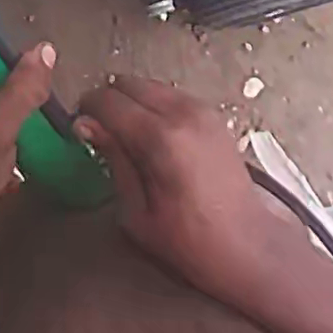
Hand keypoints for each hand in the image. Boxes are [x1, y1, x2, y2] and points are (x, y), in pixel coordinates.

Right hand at [77, 76, 320, 312]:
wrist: (252, 249)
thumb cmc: (190, 243)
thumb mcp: (137, 212)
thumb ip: (113, 159)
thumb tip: (84, 123)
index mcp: (160, 138)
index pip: (107, 100)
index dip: (86, 110)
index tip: (81, 130)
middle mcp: (181, 112)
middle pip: (125, 82)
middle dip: (106, 100)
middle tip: (101, 131)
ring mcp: (200, 108)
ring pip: (147, 83)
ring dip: (129, 100)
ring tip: (127, 133)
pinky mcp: (211, 113)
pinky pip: (167, 93)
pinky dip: (151, 103)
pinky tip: (153, 134)